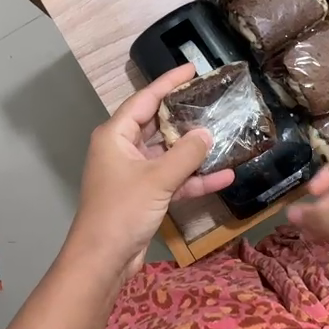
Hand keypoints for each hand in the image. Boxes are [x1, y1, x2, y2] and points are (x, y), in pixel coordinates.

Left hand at [64, 64, 235, 279]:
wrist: (103, 260)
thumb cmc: (122, 211)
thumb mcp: (157, 179)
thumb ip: (185, 154)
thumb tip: (207, 133)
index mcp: (115, 136)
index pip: (145, 99)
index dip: (168, 83)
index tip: (192, 68)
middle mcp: (122, 149)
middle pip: (156, 124)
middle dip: (184, 115)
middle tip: (212, 100)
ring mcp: (133, 174)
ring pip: (167, 154)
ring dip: (194, 151)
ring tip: (225, 135)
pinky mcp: (144, 196)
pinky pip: (172, 180)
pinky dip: (194, 179)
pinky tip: (225, 176)